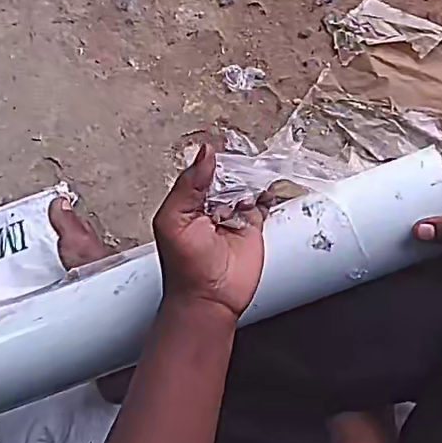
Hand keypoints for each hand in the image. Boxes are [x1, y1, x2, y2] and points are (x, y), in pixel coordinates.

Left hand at [153, 143, 268, 316]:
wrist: (209, 299)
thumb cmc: (185, 267)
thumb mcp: (174, 219)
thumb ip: (189, 185)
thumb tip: (205, 153)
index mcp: (188, 200)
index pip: (204, 169)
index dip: (214, 159)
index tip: (224, 144)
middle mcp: (210, 205)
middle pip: (228, 174)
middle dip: (236, 167)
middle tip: (241, 164)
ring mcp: (232, 215)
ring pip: (246, 185)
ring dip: (251, 179)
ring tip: (251, 179)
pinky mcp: (252, 227)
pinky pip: (262, 203)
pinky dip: (266, 193)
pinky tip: (266, 188)